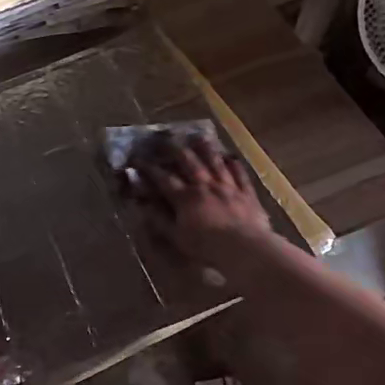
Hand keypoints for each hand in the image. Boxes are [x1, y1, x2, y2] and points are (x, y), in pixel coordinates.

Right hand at [128, 132, 272, 261]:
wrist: (243, 247)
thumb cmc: (206, 246)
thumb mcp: (177, 237)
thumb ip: (160, 221)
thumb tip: (144, 207)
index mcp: (185, 197)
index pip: (163, 178)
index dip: (149, 168)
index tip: (138, 159)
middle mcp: (205, 185)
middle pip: (189, 161)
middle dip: (175, 149)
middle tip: (166, 139)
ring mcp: (228, 186)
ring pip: (215, 161)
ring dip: (206, 148)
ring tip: (199, 136)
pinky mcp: (246, 192)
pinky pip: (239, 173)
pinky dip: (234, 164)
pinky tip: (230, 157)